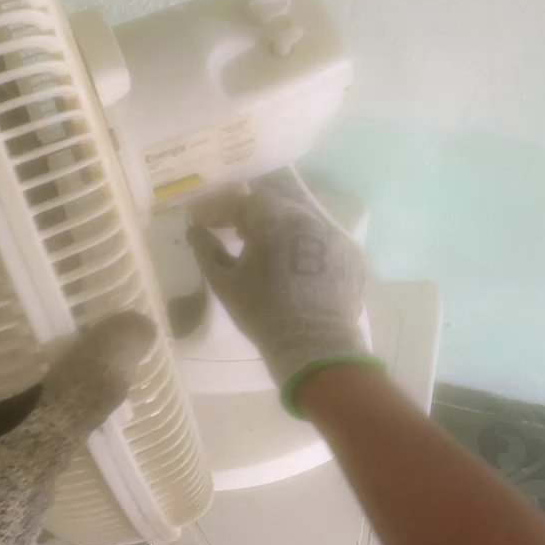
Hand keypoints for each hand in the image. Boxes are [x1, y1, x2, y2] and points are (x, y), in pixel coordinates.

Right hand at [186, 170, 378, 414]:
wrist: (315, 345)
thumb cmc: (263, 313)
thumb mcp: (225, 283)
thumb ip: (207, 251)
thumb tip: (195, 230)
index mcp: (274, 219)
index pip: (242, 199)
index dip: (220, 208)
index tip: (206, 222)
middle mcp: (307, 217)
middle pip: (273, 202)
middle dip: (250, 213)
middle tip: (235, 232)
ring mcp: (333, 233)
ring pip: (300, 217)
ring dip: (279, 226)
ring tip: (265, 248)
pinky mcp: (349, 253)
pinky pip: (321, 237)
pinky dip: (303, 243)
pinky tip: (295, 264)